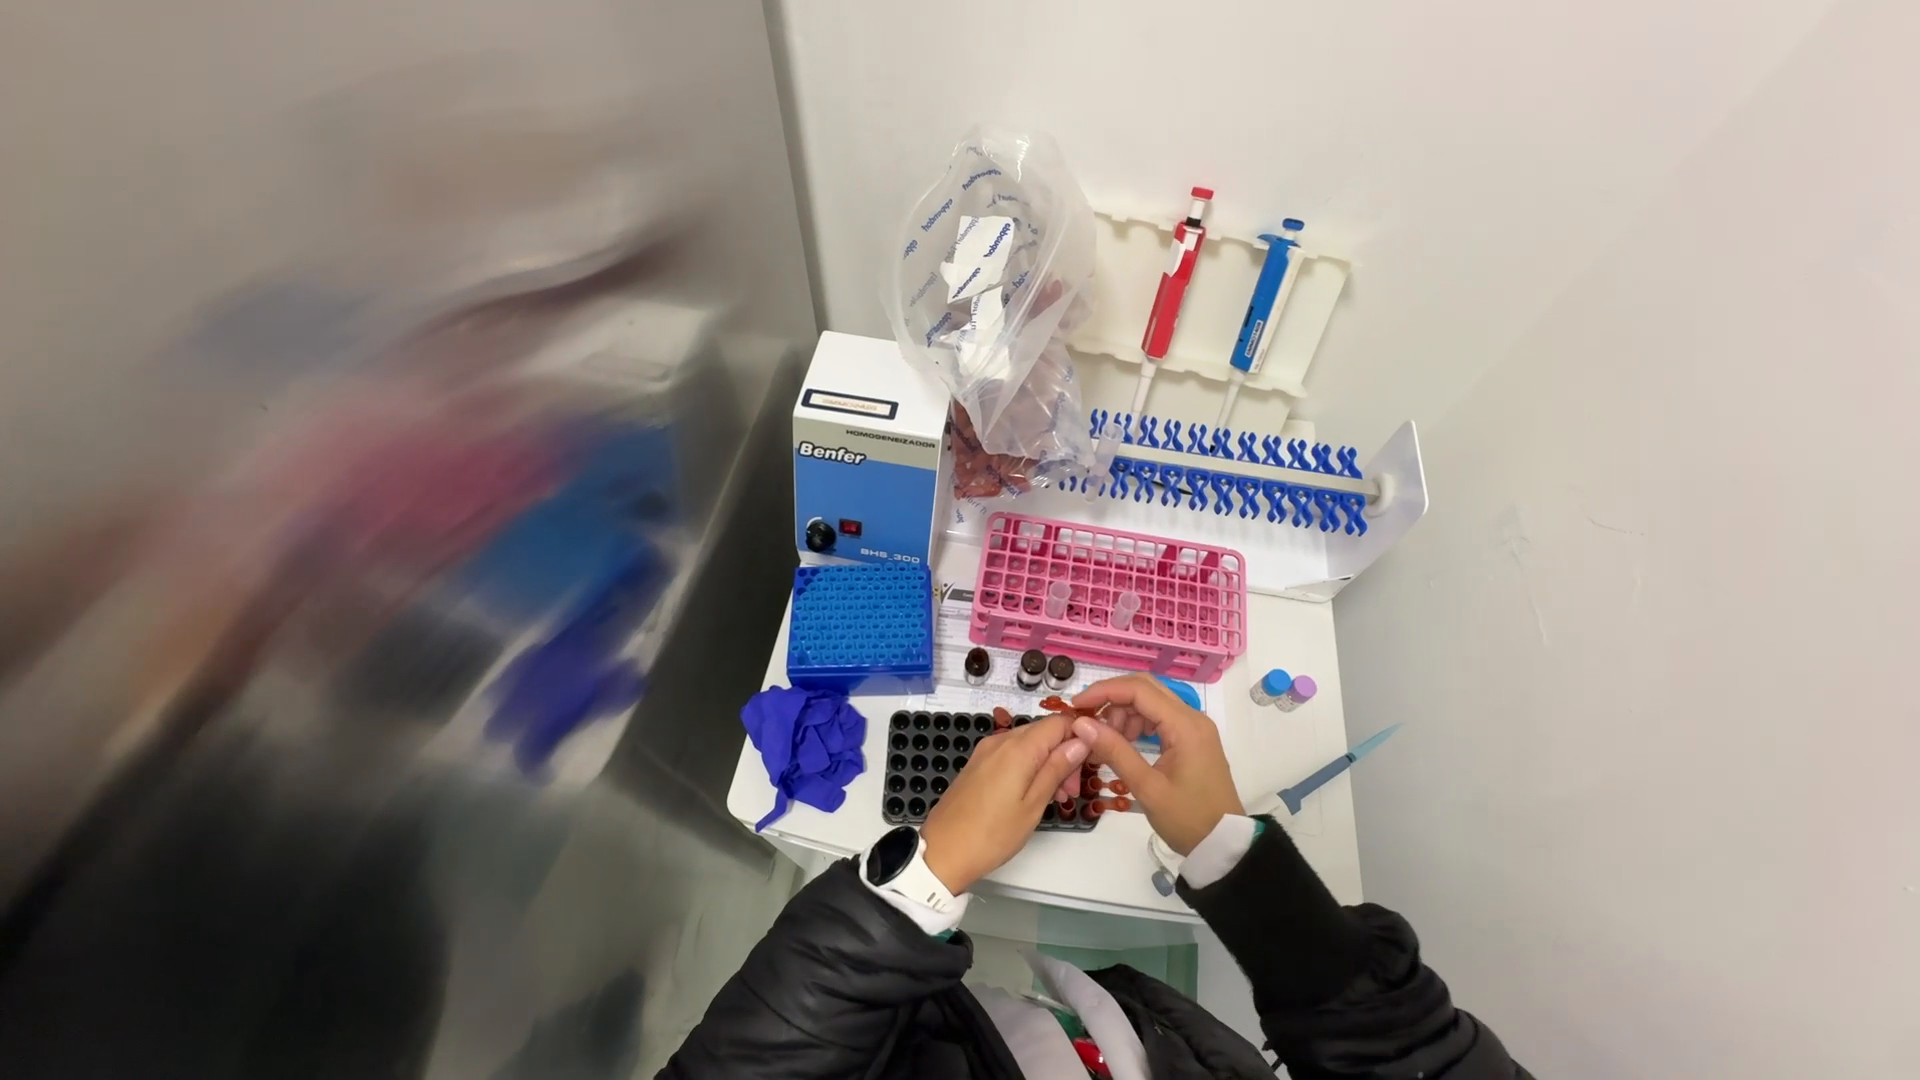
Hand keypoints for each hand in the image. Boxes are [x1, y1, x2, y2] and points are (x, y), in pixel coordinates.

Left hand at [920, 708, 1093, 893]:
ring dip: (1047, 763)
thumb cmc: (992, 834)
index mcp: (1017, 748)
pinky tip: (1033, 793)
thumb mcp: (1033, 804)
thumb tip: (1080, 741)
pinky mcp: (977, 764)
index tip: (1088, 765)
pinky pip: (1011, 754)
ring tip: (1055, 797)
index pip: (1058, 722)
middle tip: (1071, 791)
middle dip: (1064, 754)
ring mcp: (985, 751)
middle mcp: (999, 740)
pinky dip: (1028, 766)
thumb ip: (1057, 769)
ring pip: (1028, 744)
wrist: (943, 852)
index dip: (1079, 736)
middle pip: (1043, 732)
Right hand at [1070, 675, 1244, 854]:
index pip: (1138, 689)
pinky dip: (1136, 723)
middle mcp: (1192, 717)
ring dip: (1123, 713)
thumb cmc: (1187, 819)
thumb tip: (1081, 724)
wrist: (1224, 844)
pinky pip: (1159, 717)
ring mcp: (1194, 727)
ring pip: (1151, 701)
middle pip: (1145, 688)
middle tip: (1088, 721)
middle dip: (1112, 699)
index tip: (1076, 705)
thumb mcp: (1147, 787)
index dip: (1103, 691)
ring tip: (1107, 742)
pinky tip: (1123, 744)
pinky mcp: (1191, 738)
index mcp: (1185, 725)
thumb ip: (1114, 751)